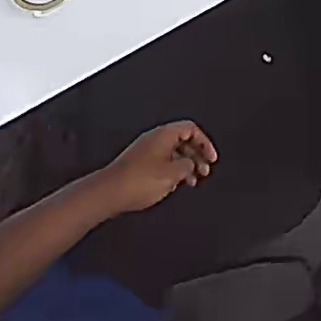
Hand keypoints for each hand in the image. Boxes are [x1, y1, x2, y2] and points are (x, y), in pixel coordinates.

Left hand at [94, 122, 217, 214]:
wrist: (109, 192)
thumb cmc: (137, 181)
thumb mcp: (173, 173)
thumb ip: (188, 165)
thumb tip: (191, 164)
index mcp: (164, 134)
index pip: (191, 129)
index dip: (204, 143)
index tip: (211, 157)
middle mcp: (154, 138)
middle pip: (183, 140)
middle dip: (196, 155)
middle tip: (204, 169)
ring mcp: (145, 149)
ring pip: (173, 152)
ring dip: (185, 164)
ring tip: (192, 180)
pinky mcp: (139, 162)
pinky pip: (162, 160)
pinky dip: (172, 170)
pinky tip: (174, 183)